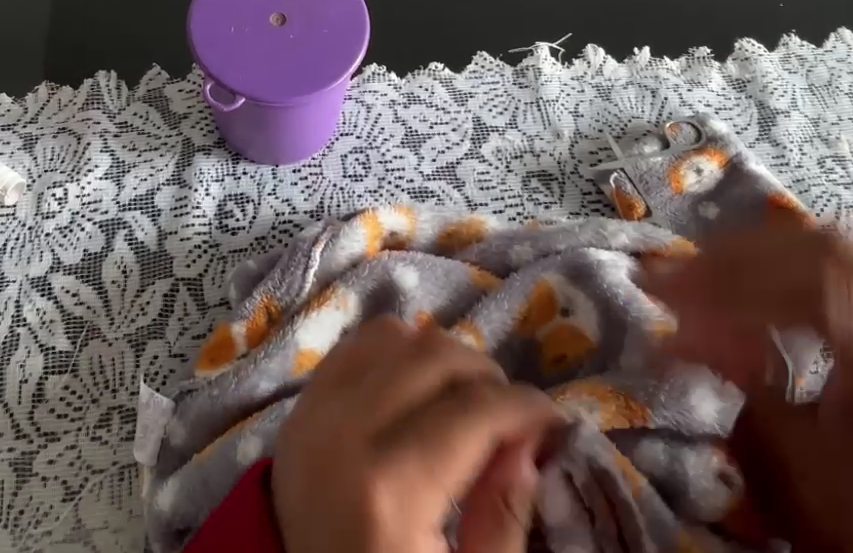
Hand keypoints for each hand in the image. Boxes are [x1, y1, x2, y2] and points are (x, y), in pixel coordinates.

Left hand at [271, 317, 562, 552]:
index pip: (474, 408)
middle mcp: (344, 431)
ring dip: (439, 356)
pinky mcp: (297, 408)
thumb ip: (501, 517)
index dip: (528, 407)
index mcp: (390, 489)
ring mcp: (312, 412)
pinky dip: (394, 352)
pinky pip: (354, 345)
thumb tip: (527, 445)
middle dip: (487, 375)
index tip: (555, 424)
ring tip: (464, 401)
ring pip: (393, 335)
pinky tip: (416, 390)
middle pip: (434, 355)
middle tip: (511, 417)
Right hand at [642, 225, 852, 552]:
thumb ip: (756, 398)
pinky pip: (848, 269)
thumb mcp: (820, 485)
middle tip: (662, 283)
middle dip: (732, 263)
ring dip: (749, 259)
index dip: (733, 288)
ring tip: (688, 280)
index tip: (664, 302)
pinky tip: (737, 287)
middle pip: (831, 256)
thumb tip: (676, 332)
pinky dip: (781, 270)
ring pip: (835, 249)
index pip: (829, 293)